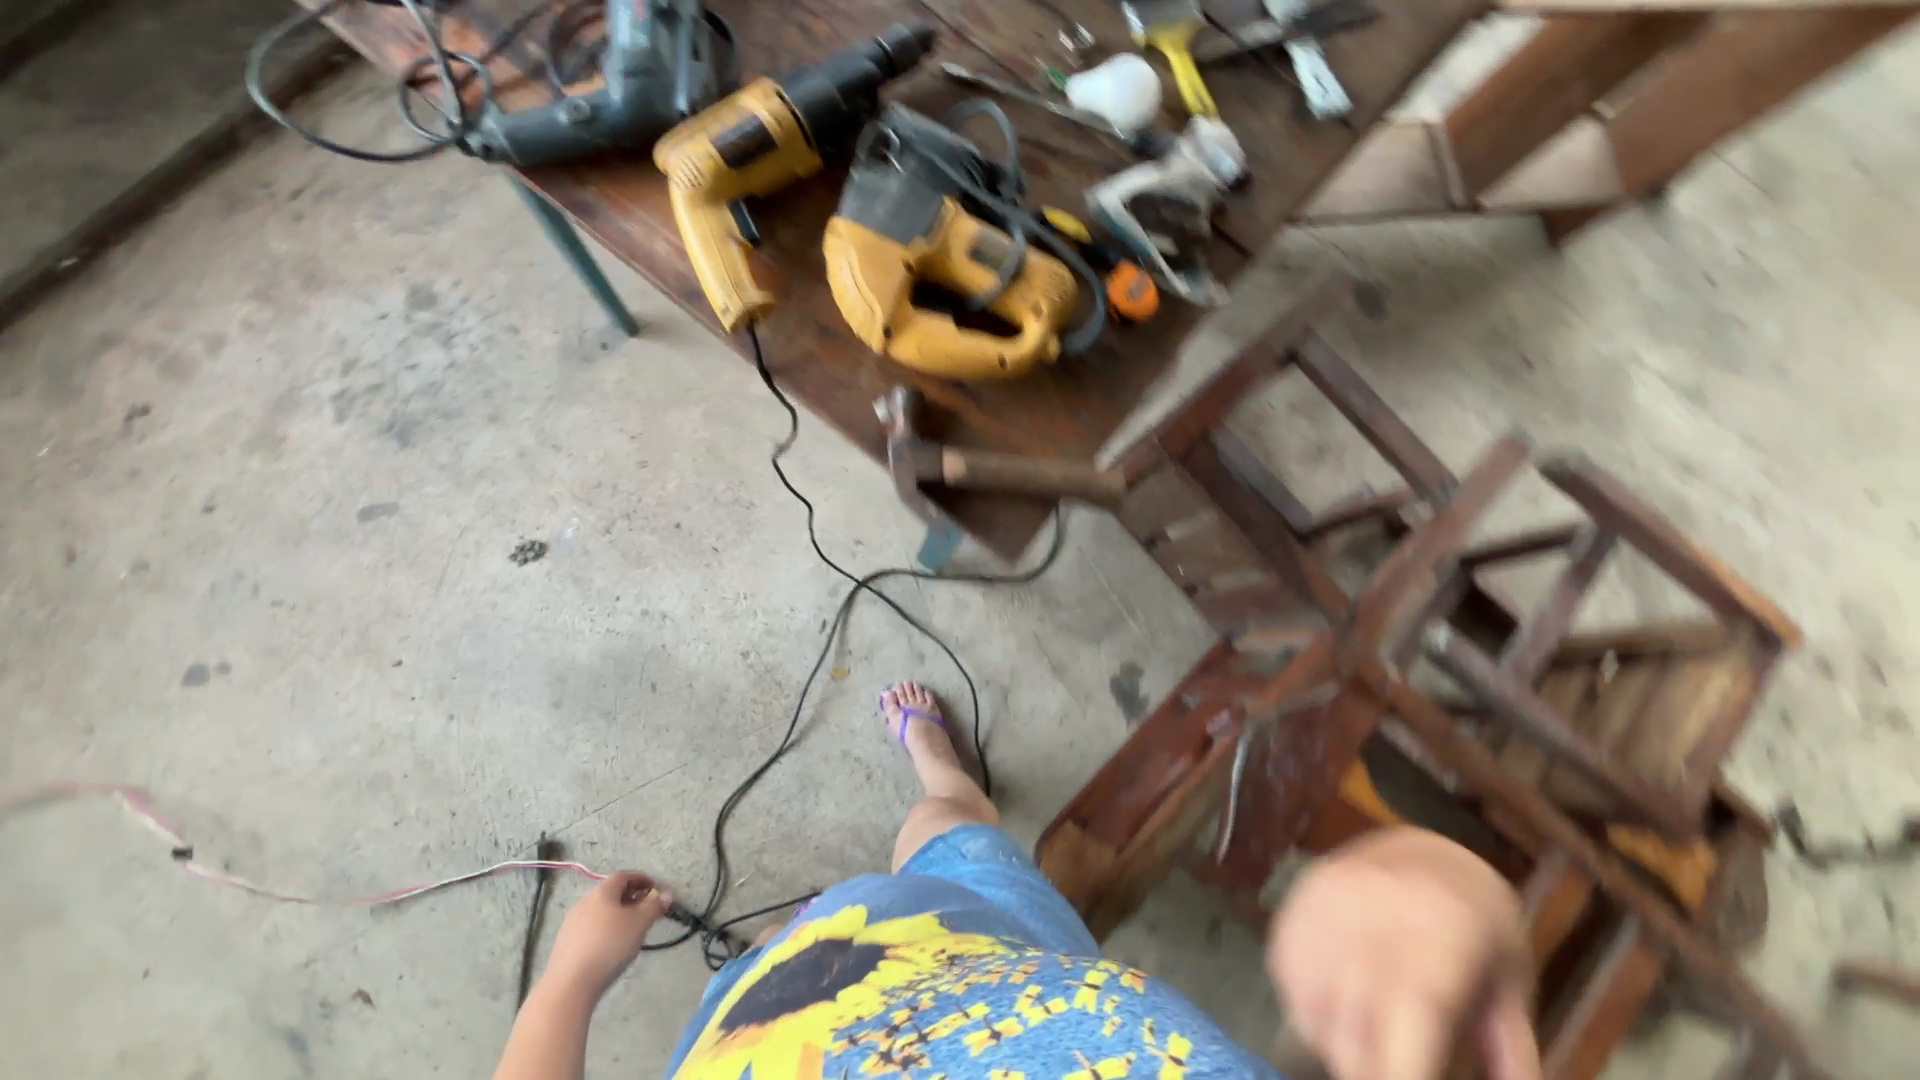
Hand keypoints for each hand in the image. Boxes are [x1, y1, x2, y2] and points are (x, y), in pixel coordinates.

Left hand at [542, 872, 673, 998]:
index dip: (641, 879)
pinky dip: (604, 928)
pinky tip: (610, 946)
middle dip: (630, 898)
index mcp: (602, 892)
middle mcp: (584, 902)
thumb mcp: (640, 924)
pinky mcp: (565, 943)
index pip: (623, 876)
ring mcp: (571, 923)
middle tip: (645, 910)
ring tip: (630, 930)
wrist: (570, 984)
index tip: (654, 889)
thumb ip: (654, 906)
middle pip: (610, 893)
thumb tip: (666, 894)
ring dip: (616, 914)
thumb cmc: (610, 946)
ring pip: (599, 911)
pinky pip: (590, 927)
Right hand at [1267, 828, 1540, 1079]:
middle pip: (1352, 1012)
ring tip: (1360, 1049)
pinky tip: (1330, 1016)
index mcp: (1443, 927)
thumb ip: (1509, 1050)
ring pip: (1310, 996)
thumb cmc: (1478, 921)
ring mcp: (1327, 897)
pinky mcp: (1297, 897)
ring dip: (1331, 1039)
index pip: (1409, 1006)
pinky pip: (1285, 969)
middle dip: (1363, 1065)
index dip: (1398, 1065)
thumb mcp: (1509, 981)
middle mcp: (1376, 905)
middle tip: (1384, 1072)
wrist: (1426, 848)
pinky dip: (1303, 1004)